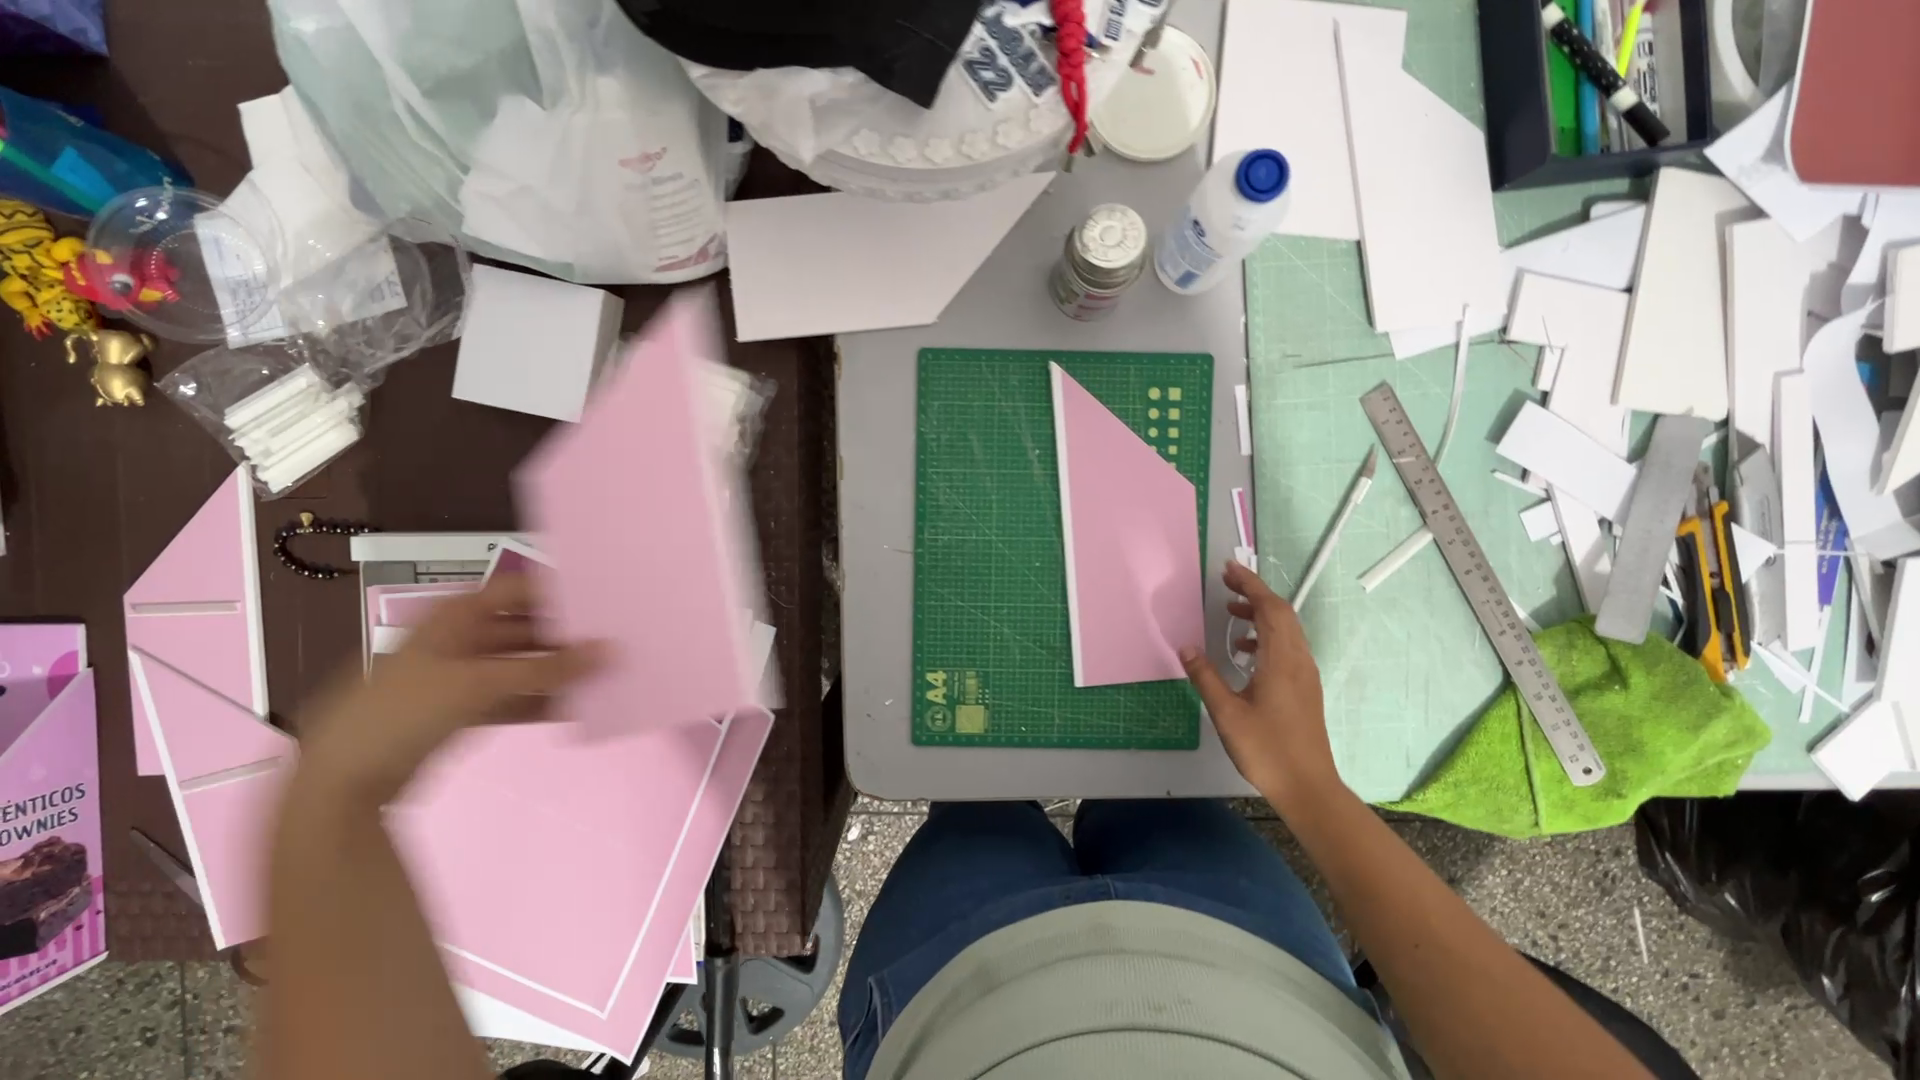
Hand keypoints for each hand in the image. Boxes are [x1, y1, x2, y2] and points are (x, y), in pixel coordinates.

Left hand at [295, 573, 606, 804]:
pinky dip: (540, 702)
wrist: (341, 779)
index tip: (605, 605)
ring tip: (604, 679)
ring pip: (523, 666)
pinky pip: (513, 698)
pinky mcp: (463, 710)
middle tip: (614, 648)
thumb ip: (548, 668)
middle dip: (566, 640)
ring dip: (557, 674)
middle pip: (526, 629)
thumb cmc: (403, 712)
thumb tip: (610, 650)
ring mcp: (462, 675)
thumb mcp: (479, 683)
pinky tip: (575, 710)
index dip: (560, 594)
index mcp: (457, 614)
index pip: (520, 590)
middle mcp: (462, 637)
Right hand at [1180, 561, 1341, 806]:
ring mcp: (1306, 675)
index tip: (1228, 568)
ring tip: (1230, 614)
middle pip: (1282, 614)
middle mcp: (1299, 660)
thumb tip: (1186, 647)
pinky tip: (1245, 653)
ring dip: (1261, 615)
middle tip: (1225, 584)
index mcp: (1281, 660)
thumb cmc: (1266, 749)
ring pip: (1287, 631)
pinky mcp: (1305, 689)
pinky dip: (1266, 637)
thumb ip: (1206, 676)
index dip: (1249, 584)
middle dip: (1255, 593)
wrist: (1308, 787)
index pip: (1269, 608)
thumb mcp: (1226, 713)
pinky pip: (1288, 648)